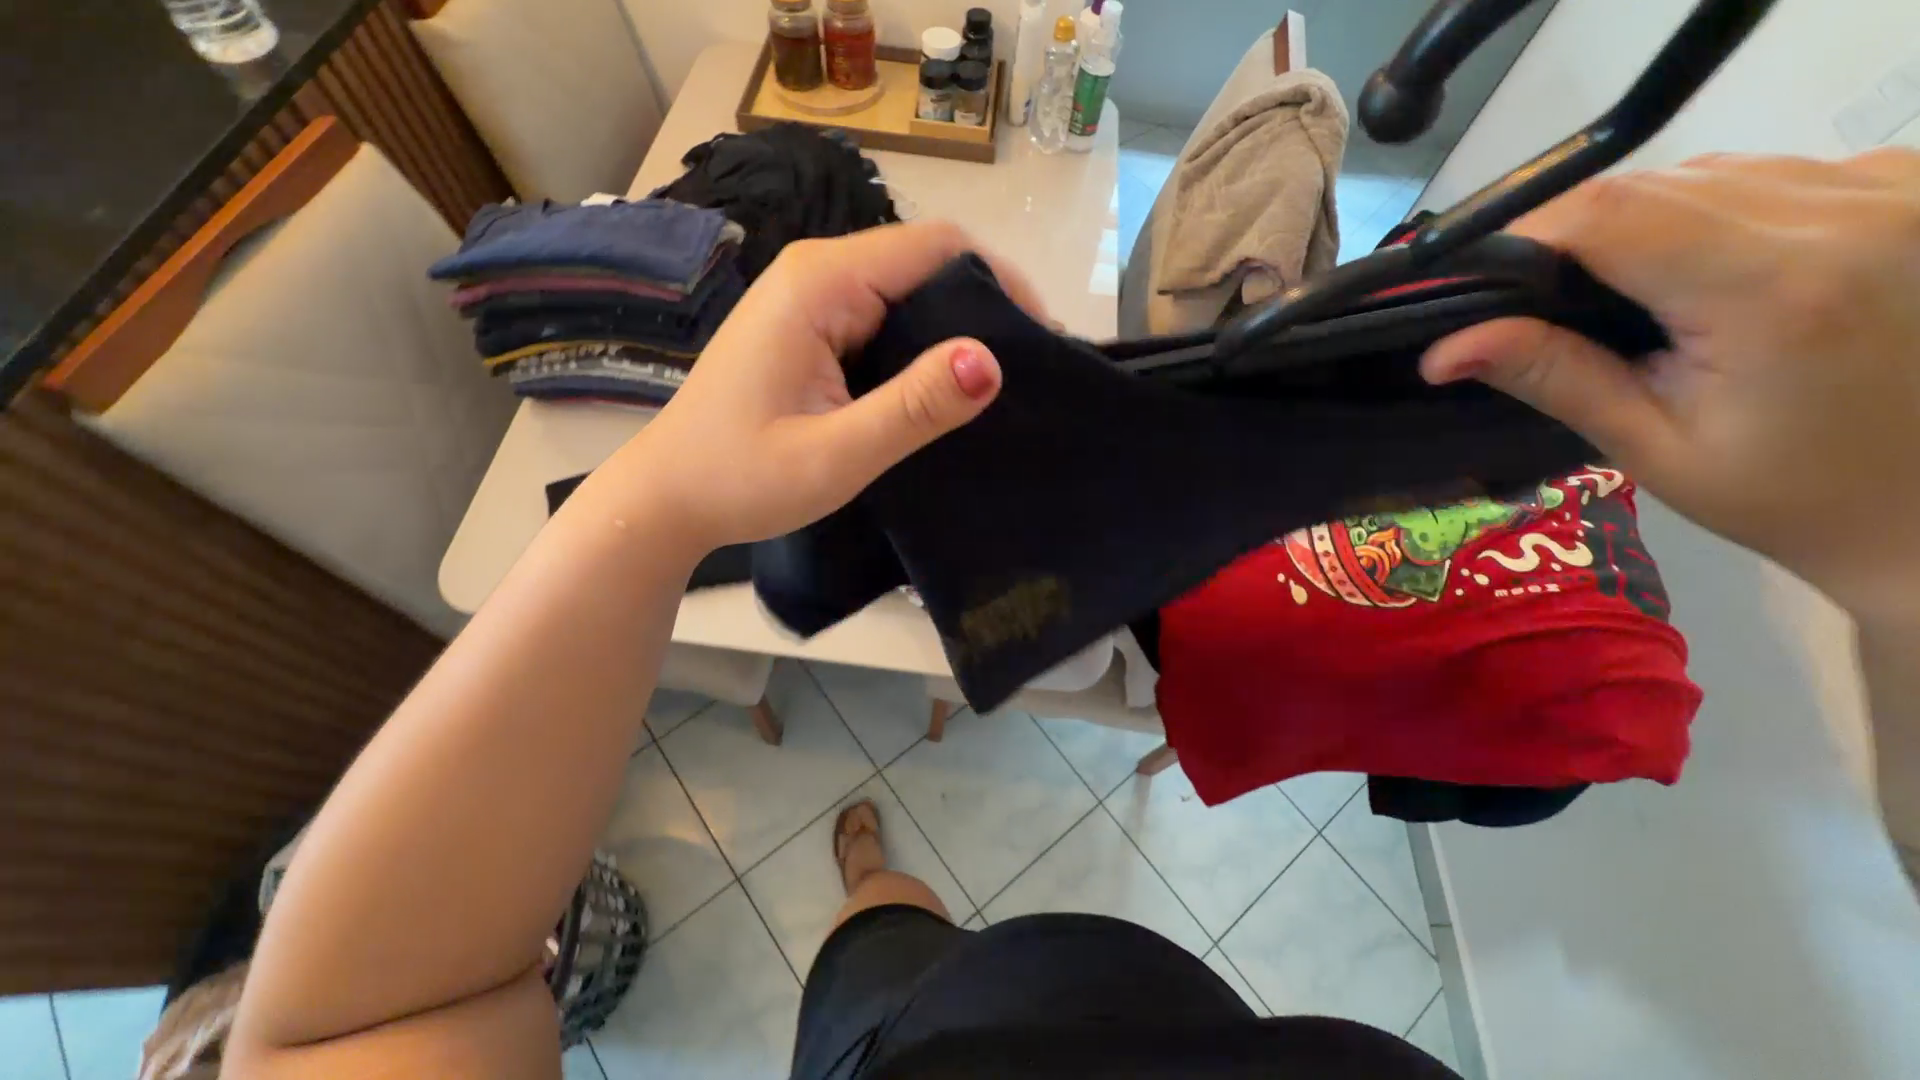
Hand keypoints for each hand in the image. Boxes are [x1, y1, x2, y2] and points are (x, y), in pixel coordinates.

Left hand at [591, 222, 1045, 555]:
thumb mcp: (836, 453)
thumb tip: (992, 361)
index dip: (1000, 283)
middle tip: (1024, 373)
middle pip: (924, 262)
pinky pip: (881, 317)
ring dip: (952, 331)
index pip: (936, 247)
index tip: (1041, 340)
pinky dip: (919, 347)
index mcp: (821, 283)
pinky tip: (939, 389)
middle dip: (982, 308)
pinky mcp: (807, 327)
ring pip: (905, 291)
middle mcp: (815, 273)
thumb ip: (914, 407)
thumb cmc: (740, 479)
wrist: (666, 498)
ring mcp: (808, 298)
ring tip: (992, 386)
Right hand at [1423, 149, 1919, 617]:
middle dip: (1576, 235)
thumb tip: (1442, 350)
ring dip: (1641, 222)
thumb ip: (1553, 376)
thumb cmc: (1788, 495)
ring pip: (1705, 172)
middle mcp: (1847, 213)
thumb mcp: (1651, 446)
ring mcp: (1894, 186)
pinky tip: (1704, 272)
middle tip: (1540, 302)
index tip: (1481, 283)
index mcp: (1777, 290)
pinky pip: (1764, 174)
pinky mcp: (1911, 182)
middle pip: (1654, 183)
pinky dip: (1705, 214)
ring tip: (1625, 295)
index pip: (1611, 213)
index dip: (1528, 235)